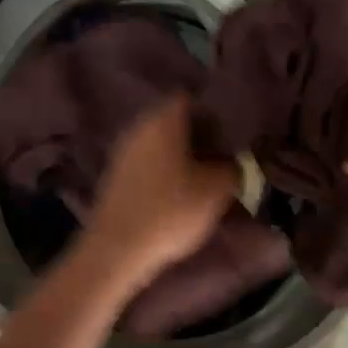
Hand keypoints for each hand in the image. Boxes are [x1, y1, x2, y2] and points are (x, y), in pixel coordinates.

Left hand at [79, 97, 238, 285]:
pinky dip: (165, 174)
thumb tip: (230, 162)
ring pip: (161, 145)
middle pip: (175, 122)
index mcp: (163, 119)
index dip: (213, 113)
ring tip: (204, 182)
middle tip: (223, 159)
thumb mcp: (217, 189)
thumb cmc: (171, 209)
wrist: (117, 248)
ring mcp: (123, 152)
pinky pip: (148, 165)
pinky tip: (178, 196)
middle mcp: (139, 127)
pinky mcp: (115, 176)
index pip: (191, 99)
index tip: (230, 135)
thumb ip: (231, 167)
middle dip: (200, 138)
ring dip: (182, 158)